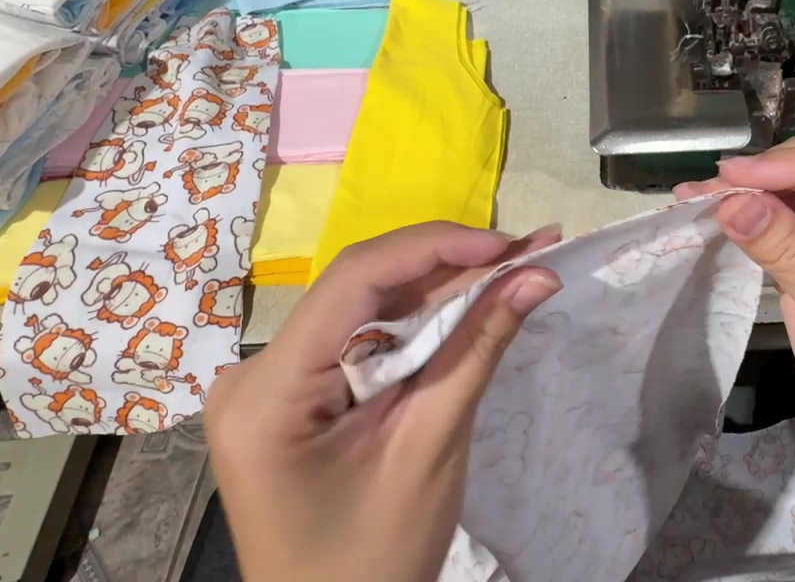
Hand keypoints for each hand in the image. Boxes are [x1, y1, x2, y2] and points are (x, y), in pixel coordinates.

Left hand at [205, 222, 561, 581]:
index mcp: (267, 392)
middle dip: (450, 264)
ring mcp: (272, 380)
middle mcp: (256, 371)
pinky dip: (422, 320)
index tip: (508, 244)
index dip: (436, 247)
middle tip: (527, 250)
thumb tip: (538, 275)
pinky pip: (364, 333)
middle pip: (363, 287)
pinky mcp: (296, 390)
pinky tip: (473, 302)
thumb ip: (479, 348)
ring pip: (369, 304)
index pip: (354, 280)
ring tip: (515, 266)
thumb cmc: (375, 560)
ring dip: (444, 287)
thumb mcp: (431, 448)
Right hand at [676, 134, 794, 480]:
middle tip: (709, 189)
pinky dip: (748, 218)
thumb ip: (792, 256)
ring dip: (749, 192)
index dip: (791, 167)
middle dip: (766, 175)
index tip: (733, 173)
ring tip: (696, 196)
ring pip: (794, 190)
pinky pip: (781, 222)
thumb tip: (732, 203)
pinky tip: (711, 212)